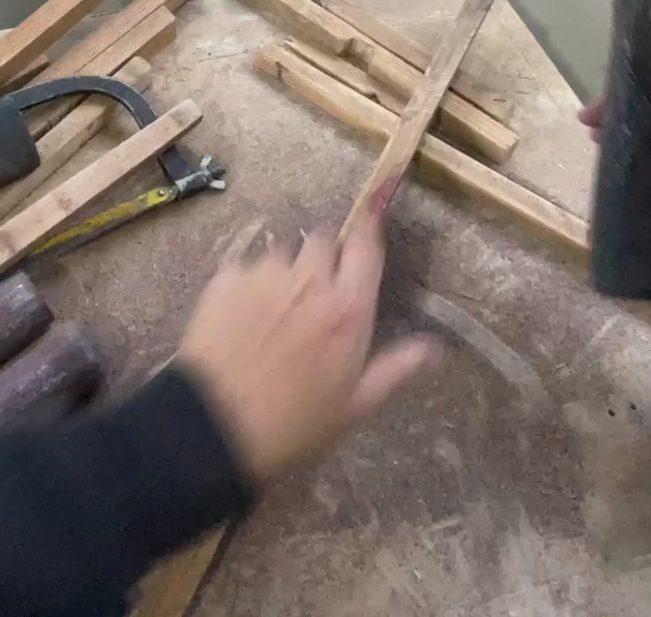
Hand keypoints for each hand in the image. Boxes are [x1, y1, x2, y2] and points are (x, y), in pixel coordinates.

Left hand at [174, 187, 441, 483]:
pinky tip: (239, 320)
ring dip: (284, 273)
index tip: (368, 222)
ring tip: (272, 314)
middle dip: (323, 258)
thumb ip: (395, 368)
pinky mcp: (226, 278)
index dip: (368, 229)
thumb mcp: (354, 406)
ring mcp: (264, 275)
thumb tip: (435, 348)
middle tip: (315, 294)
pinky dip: (245, 285)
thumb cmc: (294, 425)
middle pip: (322, 241)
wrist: (215, 428)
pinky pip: (244, 268)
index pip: (365, 245)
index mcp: (347, 308)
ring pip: (281, 253)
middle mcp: (309, 280)